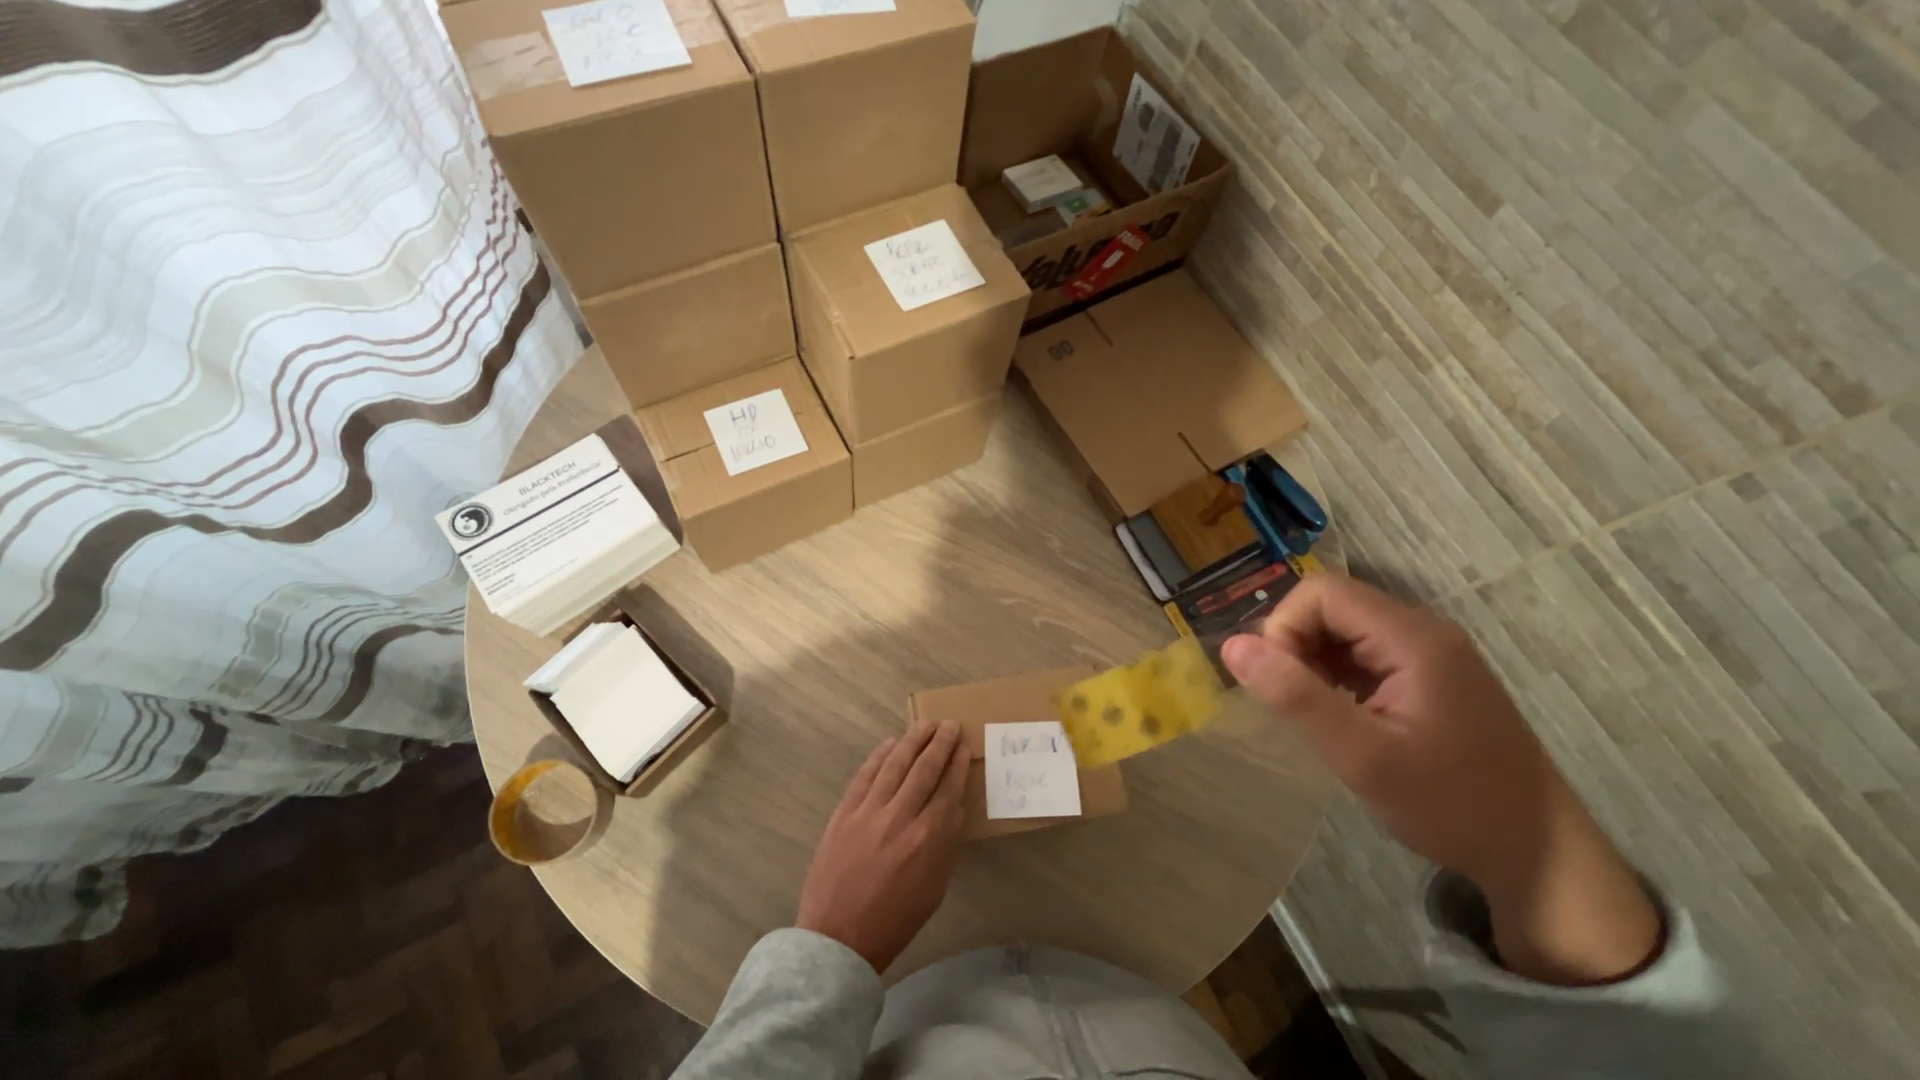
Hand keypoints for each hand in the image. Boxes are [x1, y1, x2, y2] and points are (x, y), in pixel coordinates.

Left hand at [795, 720, 970, 973]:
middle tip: (949, 725)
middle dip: (940, 744)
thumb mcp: (935, 888)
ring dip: (912, 741)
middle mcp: (902, 818)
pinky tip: (890, 744)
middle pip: (925, 769)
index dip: (958, 765)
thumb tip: (951, 810)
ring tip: (924, 725)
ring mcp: (869, 812)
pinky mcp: (844, 814)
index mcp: (930, 840)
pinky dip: (879, 756)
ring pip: (895, 764)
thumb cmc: (895, 921)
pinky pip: (865, 776)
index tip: (964, 748)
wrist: (839, 937)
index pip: (950, 789)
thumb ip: (945, 845)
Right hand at [1222, 574, 1661, 985]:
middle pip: (1333, 606)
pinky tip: (1344, 721)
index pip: (1321, 593)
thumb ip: (1296, 697)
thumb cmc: (1449, 805)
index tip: (1277, 686)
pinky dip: (1338, 678)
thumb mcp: (1362, 757)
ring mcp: (1432, 653)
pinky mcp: (1432, 676)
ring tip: (1318, 721)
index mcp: (1412, 638)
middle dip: (1296, 647)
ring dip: (1315, 664)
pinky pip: (1367, 654)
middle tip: (1294, 709)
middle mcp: (1423, 631)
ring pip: (1346, 631)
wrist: (1536, 849)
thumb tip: (1233, 646)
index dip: (1283, 628)